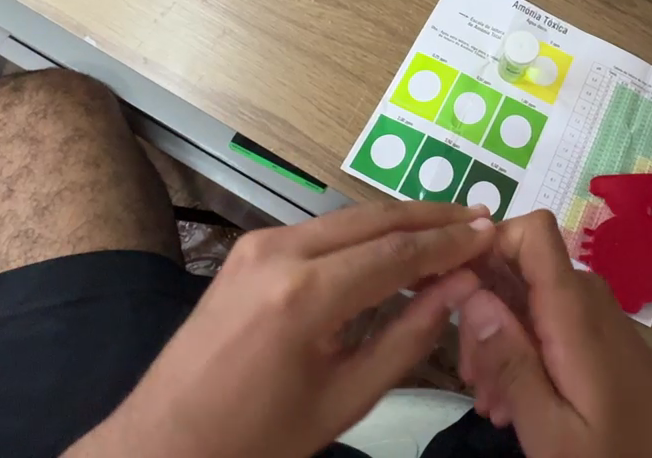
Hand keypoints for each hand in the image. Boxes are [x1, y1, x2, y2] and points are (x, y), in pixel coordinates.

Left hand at [68, 201, 495, 457]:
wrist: (160, 447)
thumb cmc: (256, 440)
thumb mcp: (344, 401)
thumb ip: (409, 337)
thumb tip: (459, 287)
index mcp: (304, 295)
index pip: (397, 253)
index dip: (449, 242)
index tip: (491, 232)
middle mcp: (282, 250)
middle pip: (377, 218)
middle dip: (433, 217)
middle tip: (480, 216)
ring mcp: (261, 241)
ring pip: (352, 216)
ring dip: (403, 219)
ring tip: (450, 224)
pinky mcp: (251, 244)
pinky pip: (325, 228)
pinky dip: (368, 230)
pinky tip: (395, 239)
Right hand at [457, 210, 651, 456]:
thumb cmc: (619, 456)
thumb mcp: (553, 432)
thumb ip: (509, 362)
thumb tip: (470, 294)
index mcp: (573, 308)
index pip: (531, 229)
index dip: (490, 244)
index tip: (456, 293)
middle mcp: (584, 294)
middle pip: (518, 266)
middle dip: (483, 311)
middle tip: (475, 381)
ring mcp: (593, 312)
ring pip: (527, 295)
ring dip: (500, 339)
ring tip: (495, 404)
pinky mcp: (597, 332)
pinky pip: (547, 318)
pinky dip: (524, 349)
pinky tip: (517, 401)